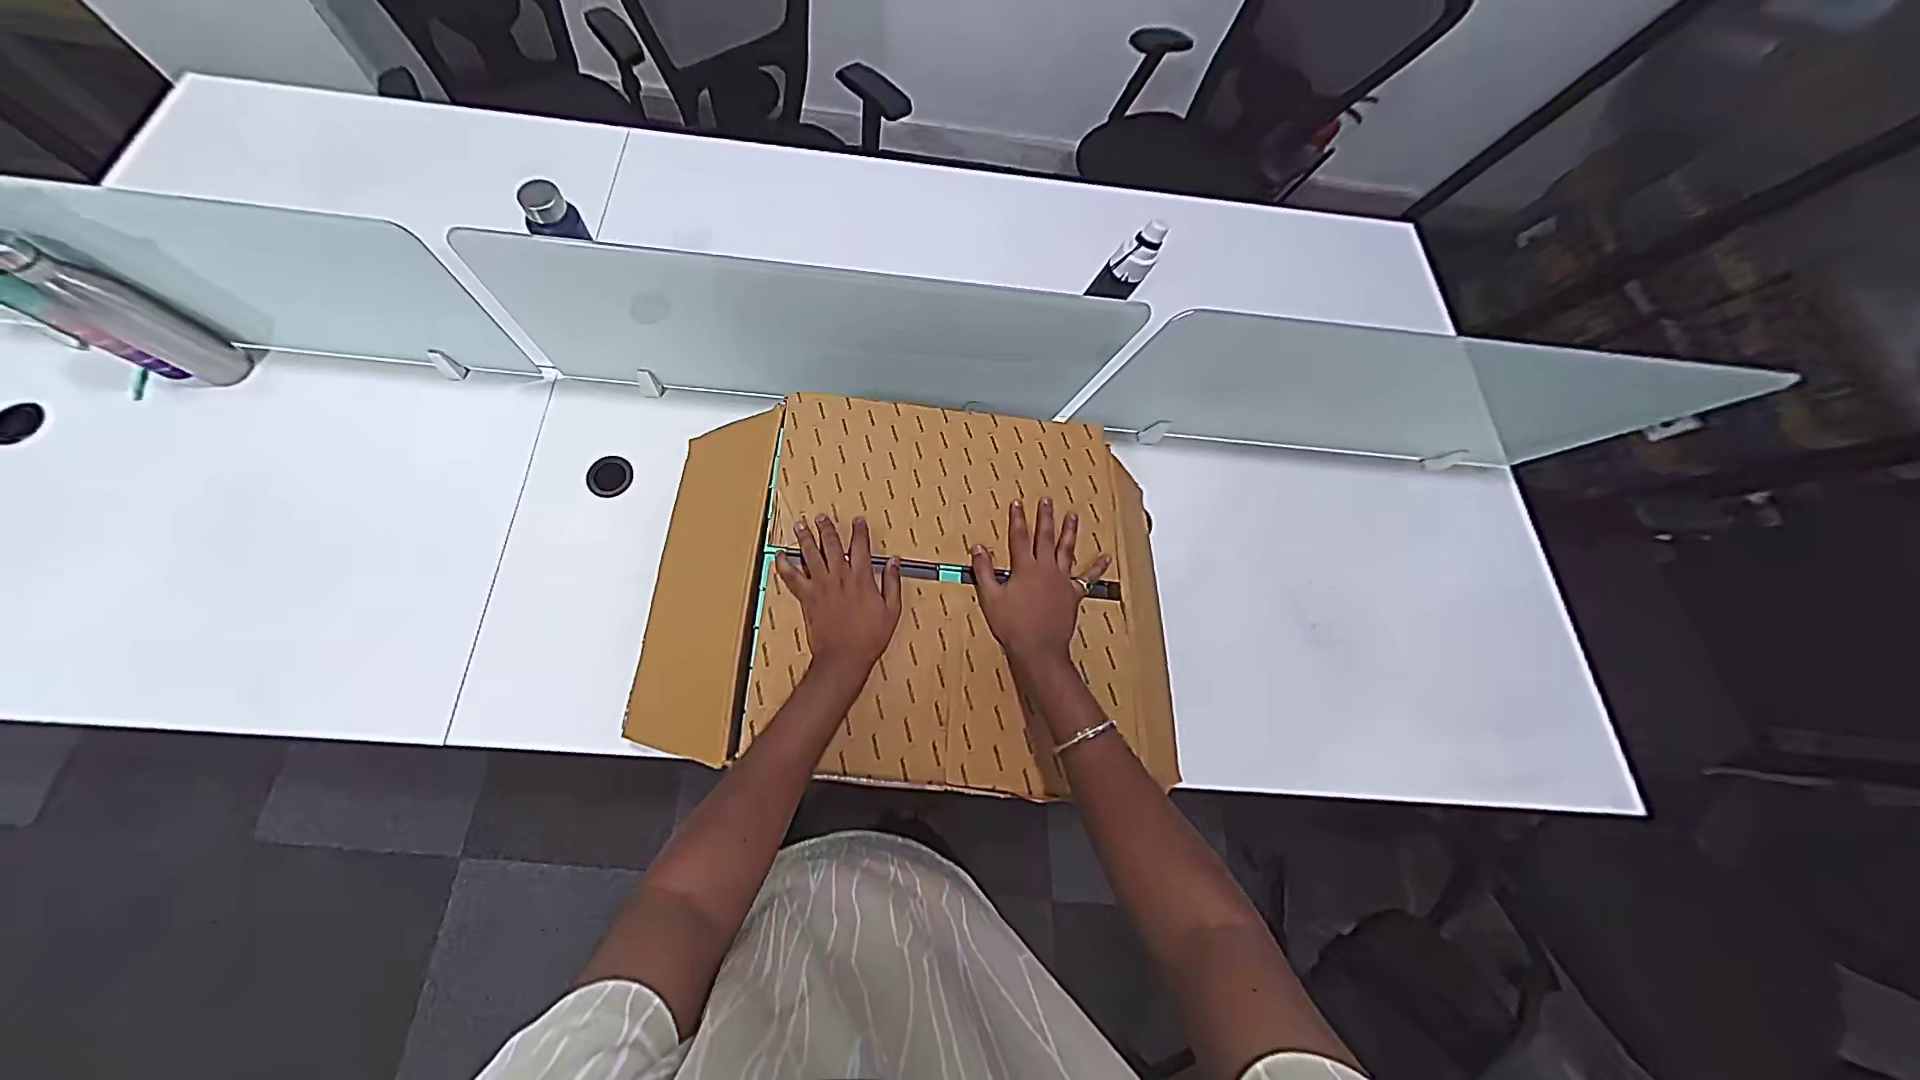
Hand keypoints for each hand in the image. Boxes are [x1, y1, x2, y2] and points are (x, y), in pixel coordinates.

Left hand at [775, 515, 902, 678]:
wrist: (844, 656)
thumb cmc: (870, 636)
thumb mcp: (891, 609)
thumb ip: (892, 582)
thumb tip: (893, 562)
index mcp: (861, 578)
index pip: (860, 546)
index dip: (859, 531)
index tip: (858, 521)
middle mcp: (839, 577)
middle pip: (831, 545)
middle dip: (827, 528)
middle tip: (822, 518)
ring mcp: (821, 585)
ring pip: (810, 554)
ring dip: (805, 538)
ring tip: (801, 525)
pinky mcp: (807, 597)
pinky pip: (791, 577)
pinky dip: (784, 565)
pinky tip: (779, 556)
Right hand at [970, 498, 1111, 672]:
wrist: (1039, 648)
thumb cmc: (1013, 626)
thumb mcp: (991, 597)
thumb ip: (984, 571)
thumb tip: (979, 549)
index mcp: (1025, 568)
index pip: (1019, 537)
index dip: (1017, 519)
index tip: (1017, 503)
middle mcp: (1046, 569)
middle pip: (1045, 537)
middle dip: (1045, 518)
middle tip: (1047, 501)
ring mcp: (1062, 580)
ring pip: (1067, 550)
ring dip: (1069, 532)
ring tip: (1072, 516)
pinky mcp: (1073, 594)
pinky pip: (1087, 578)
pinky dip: (1097, 567)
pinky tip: (1105, 558)